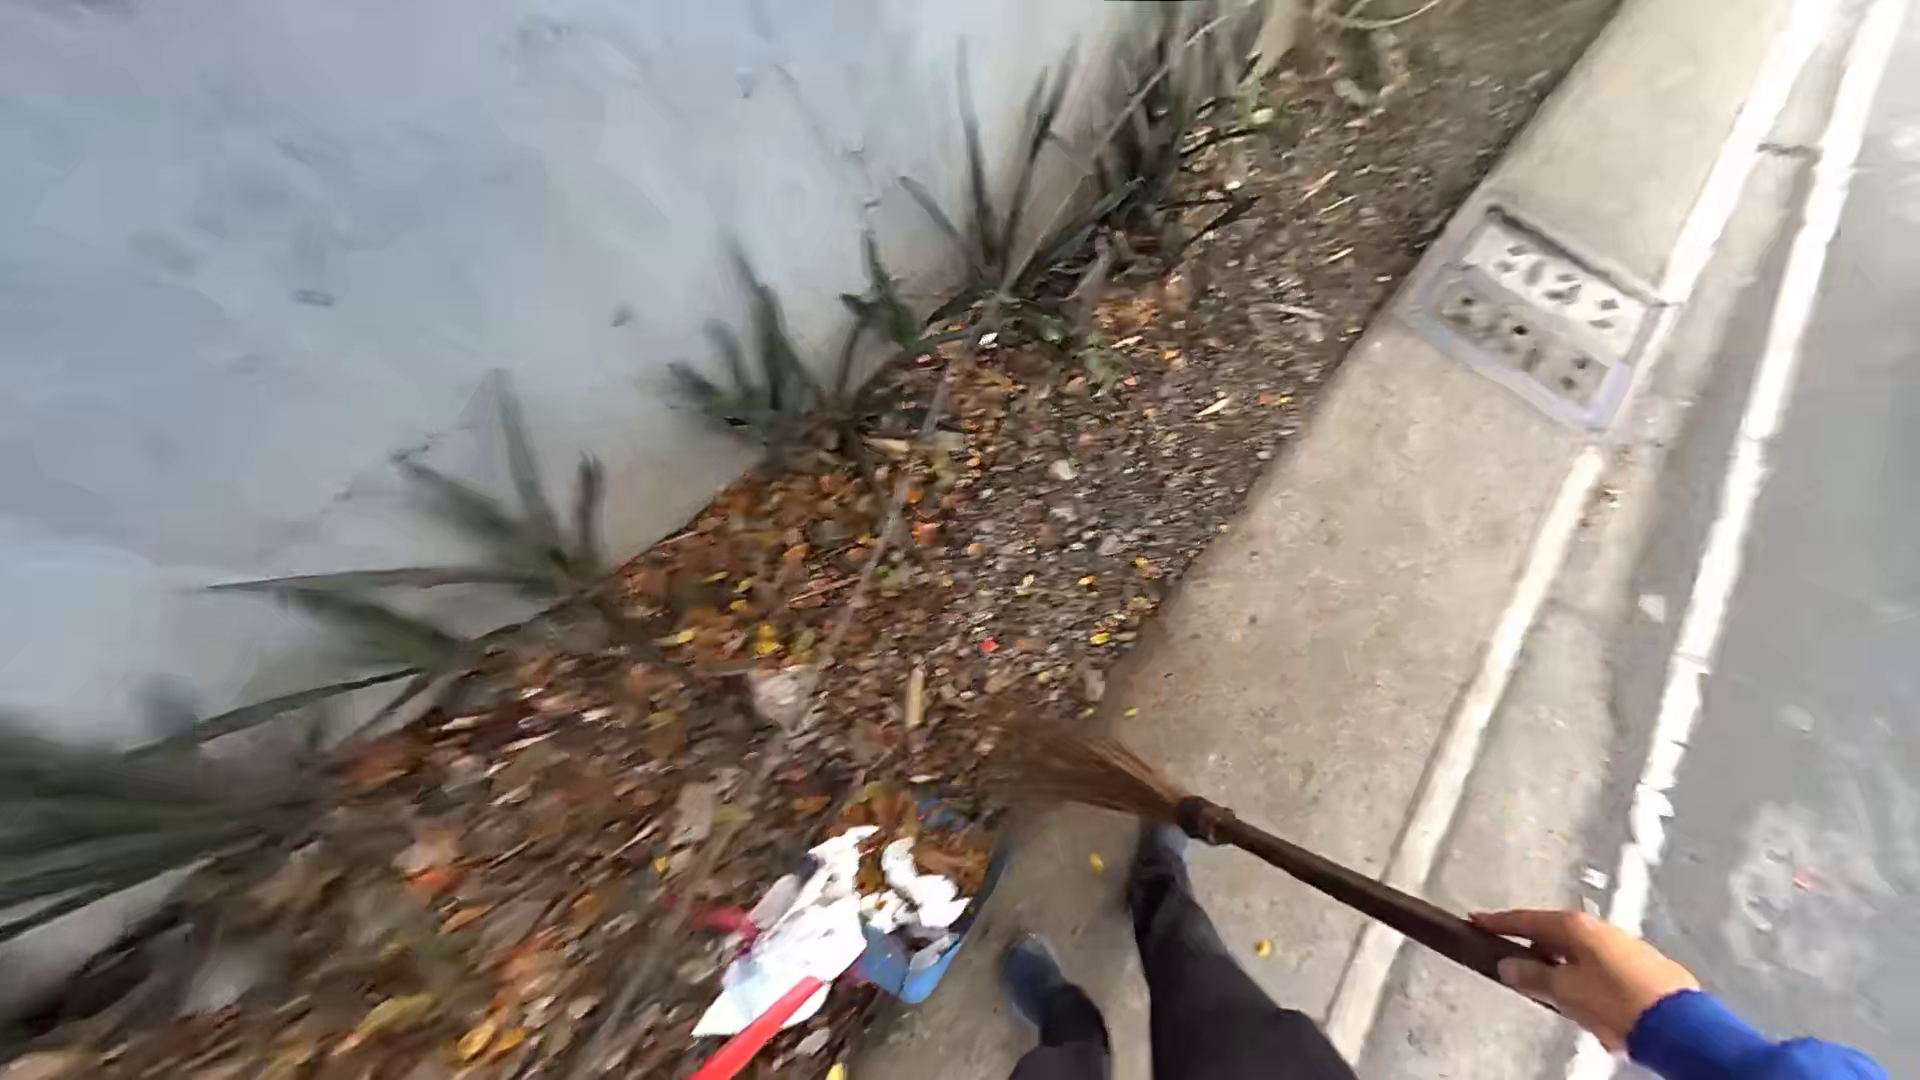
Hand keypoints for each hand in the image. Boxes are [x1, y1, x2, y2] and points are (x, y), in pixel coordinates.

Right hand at [1472, 909, 1699, 1050]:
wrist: (1696, 1037)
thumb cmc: (1619, 1005)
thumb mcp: (1565, 993)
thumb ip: (1531, 977)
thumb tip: (1506, 967)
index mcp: (1575, 925)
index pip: (1524, 919)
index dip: (1497, 922)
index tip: (1476, 921)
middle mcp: (1602, 930)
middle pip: (1556, 938)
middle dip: (1538, 954)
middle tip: (1523, 970)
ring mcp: (1632, 949)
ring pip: (1585, 958)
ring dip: (1569, 974)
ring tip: (1566, 1001)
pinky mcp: (1656, 973)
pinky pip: (1611, 974)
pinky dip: (1596, 986)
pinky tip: (1602, 1012)